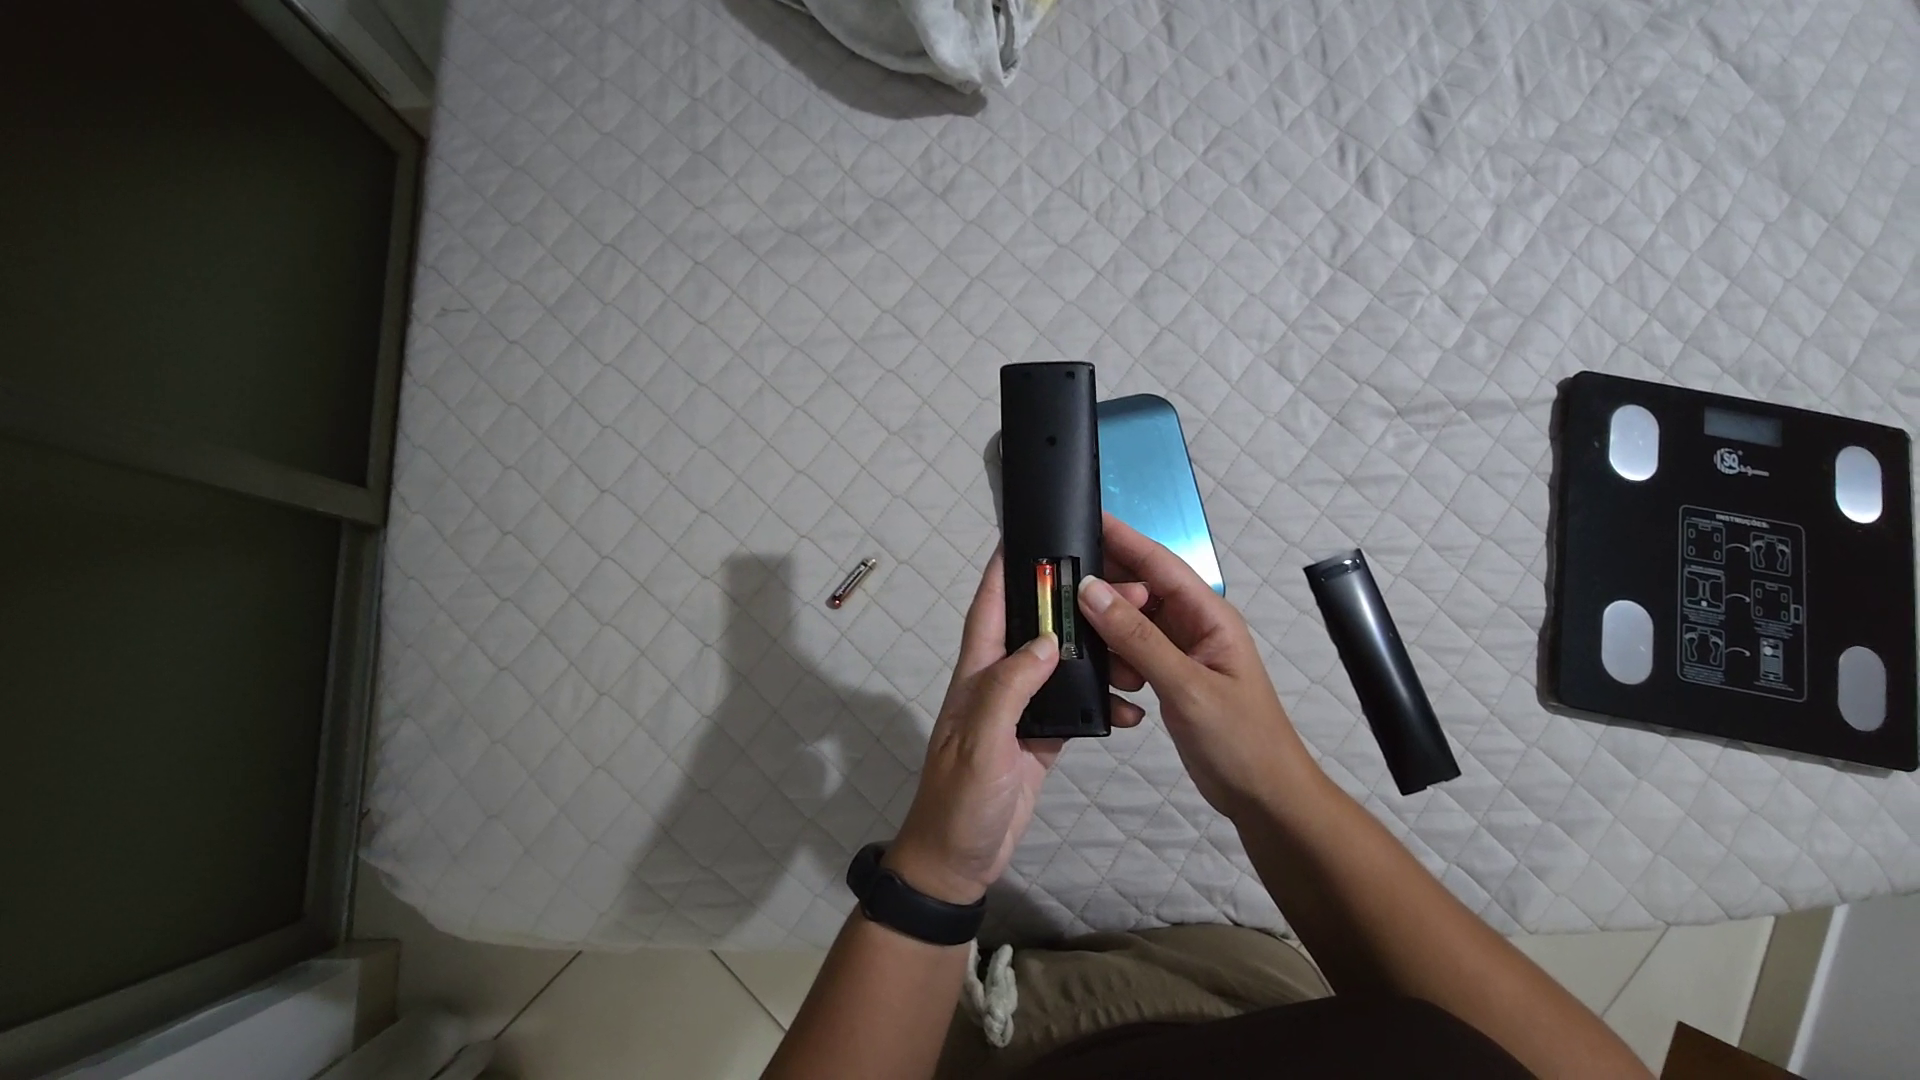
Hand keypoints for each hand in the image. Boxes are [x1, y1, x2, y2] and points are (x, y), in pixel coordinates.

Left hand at [889, 550, 1143, 907]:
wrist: (959, 860)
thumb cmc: (959, 799)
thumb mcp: (981, 741)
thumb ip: (1010, 689)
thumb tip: (1048, 640)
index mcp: (976, 675)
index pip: (988, 609)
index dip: (1004, 572)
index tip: (1027, 536)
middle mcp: (998, 684)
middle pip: (1036, 630)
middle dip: (1071, 604)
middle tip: (1119, 586)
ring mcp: (1021, 711)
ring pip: (1061, 665)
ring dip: (1094, 650)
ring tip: (1135, 638)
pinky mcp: (1041, 738)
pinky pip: (1075, 706)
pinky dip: (1101, 700)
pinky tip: (1129, 700)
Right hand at [1076, 513, 1314, 818]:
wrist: (1264, 796)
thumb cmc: (1240, 738)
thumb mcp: (1186, 686)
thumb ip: (1137, 638)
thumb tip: (1091, 590)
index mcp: (1208, 614)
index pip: (1158, 562)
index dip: (1122, 537)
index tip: (1082, 518)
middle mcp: (1191, 625)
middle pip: (1138, 589)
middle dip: (1105, 590)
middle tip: (1062, 593)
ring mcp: (1179, 651)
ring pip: (1129, 623)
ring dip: (1108, 635)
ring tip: (1092, 653)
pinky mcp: (1167, 677)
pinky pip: (1131, 654)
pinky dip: (1116, 662)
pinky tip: (1111, 682)